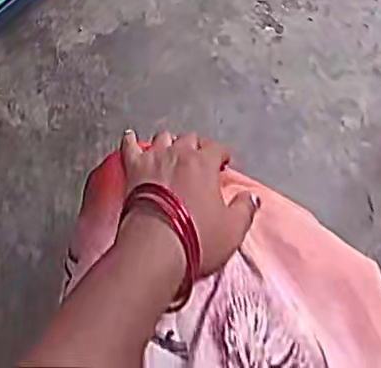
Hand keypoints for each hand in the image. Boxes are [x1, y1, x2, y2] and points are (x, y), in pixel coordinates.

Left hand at [118, 129, 256, 278]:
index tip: (224, 160)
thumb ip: (244, 209)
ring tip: (171, 151)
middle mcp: (178, 153)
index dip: (222, 153)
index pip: (216, 148)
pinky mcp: (132, 166)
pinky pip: (128, 144)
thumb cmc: (197, 238)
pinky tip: (130, 137)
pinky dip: (130, 139)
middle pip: (188, 139)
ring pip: (162, 138)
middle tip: (199, 158)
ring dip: (169, 143)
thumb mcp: (232, 230)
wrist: (157, 244)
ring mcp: (153, 157)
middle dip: (196, 146)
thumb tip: (251, 196)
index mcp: (203, 164)